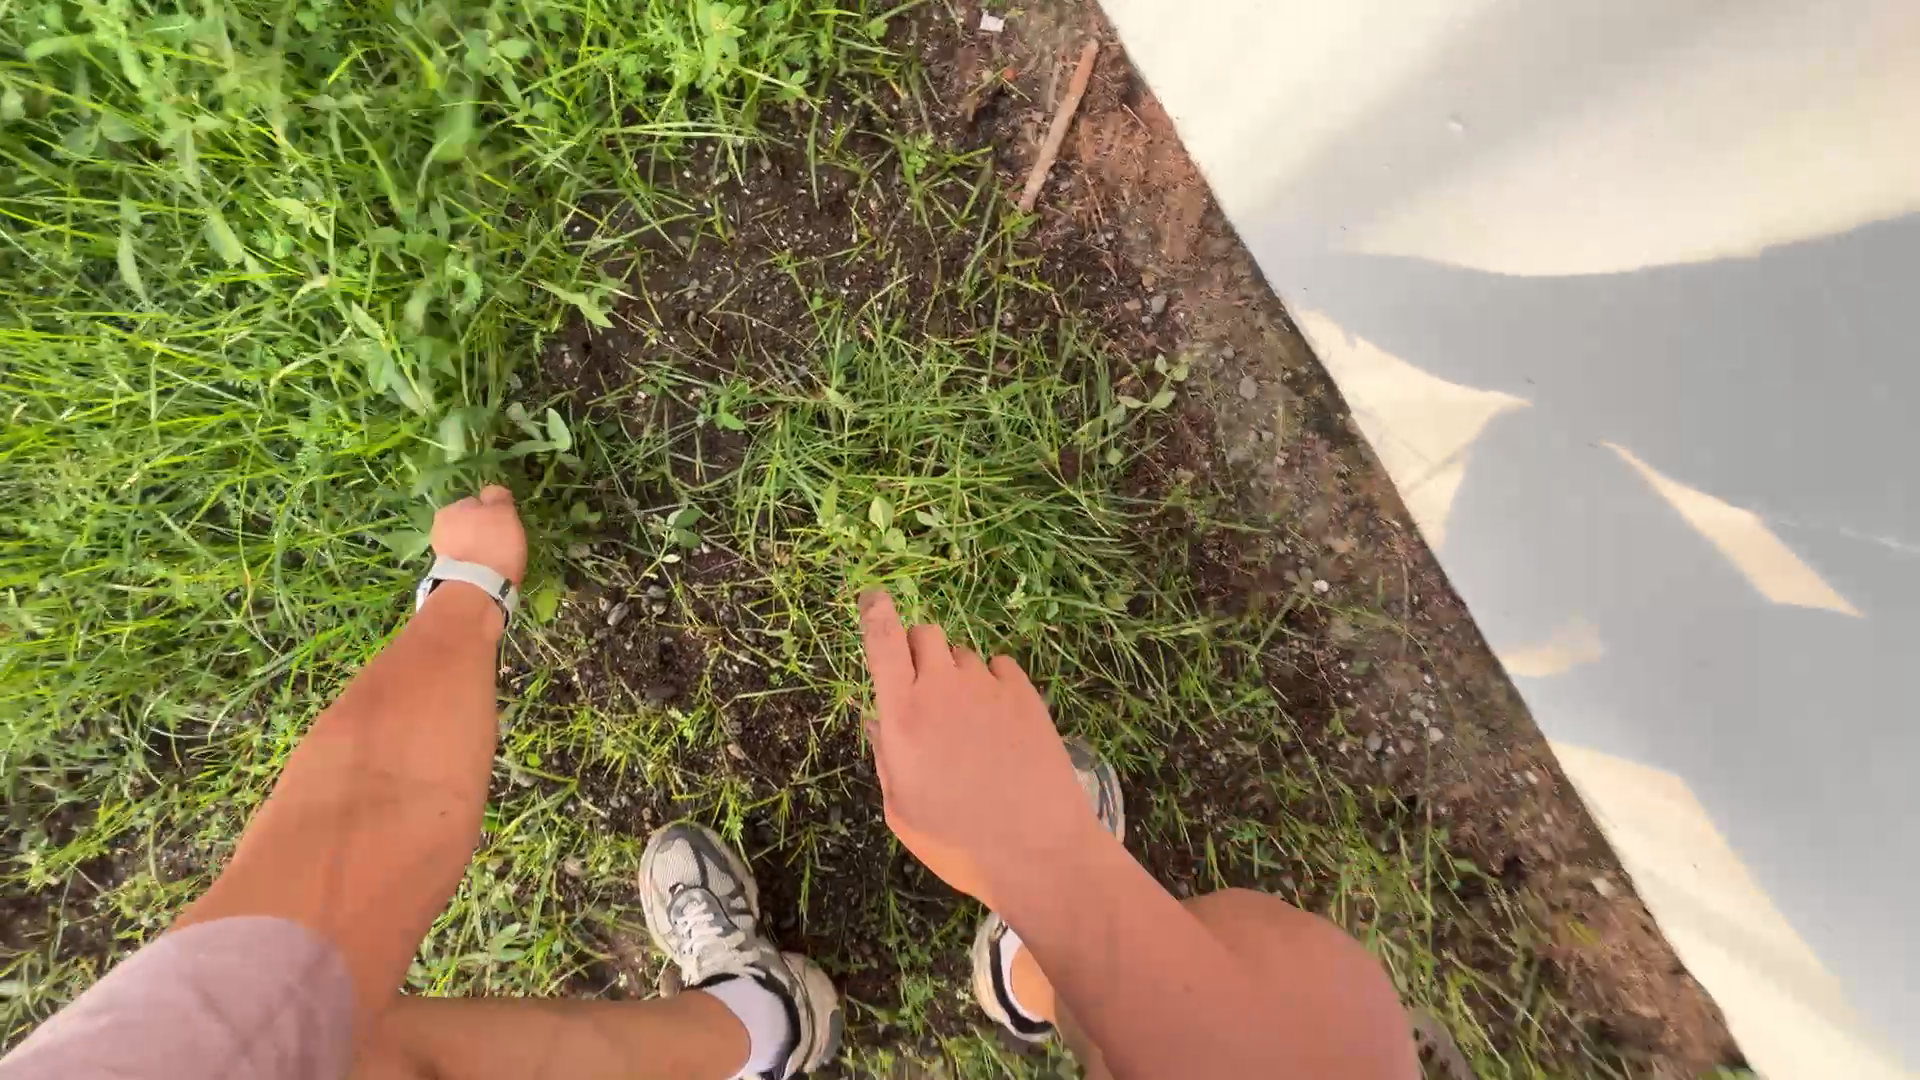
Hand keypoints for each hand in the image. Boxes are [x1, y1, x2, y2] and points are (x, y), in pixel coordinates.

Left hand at [430, 485, 526, 585]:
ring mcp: (441, 549)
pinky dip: (474, 561)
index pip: (476, 502)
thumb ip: (497, 497)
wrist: (477, 585)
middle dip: (481, 528)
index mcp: (451, 509)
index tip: (506, 523)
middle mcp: (440, 526)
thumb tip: (492, 491)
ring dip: (477, 545)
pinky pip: (465, 559)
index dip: (493, 511)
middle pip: (468, 522)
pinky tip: (486, 568)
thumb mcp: (503, 512)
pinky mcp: (447, 570)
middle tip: (501, 540)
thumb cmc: (494, 544)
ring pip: (466, 541)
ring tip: (494, 556)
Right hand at [858, 589, 1103, 911]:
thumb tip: (880, 720)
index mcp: (903, 714)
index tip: (873, 598)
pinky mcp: (1025, 692)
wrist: (1038, 849)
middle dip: (918, 652)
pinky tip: (999, 722)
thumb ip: (886, 756)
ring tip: (969, 723)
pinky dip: (992, 683)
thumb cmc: (957, 841)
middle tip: (925, 691)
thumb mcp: (902, 810)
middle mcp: (943, 686)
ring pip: (963, 654)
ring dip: (956, 674)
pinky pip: (999, 667)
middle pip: (925, 634)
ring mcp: (987, 686)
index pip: (882, 641)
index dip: (874, 612)